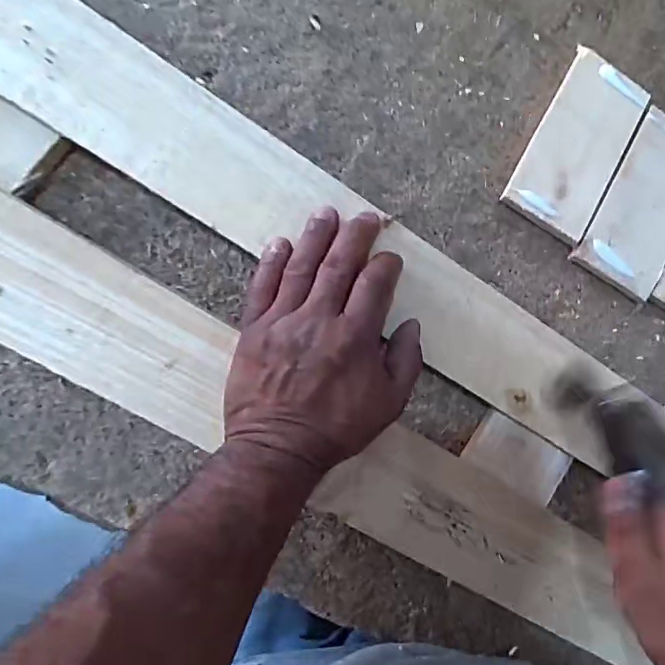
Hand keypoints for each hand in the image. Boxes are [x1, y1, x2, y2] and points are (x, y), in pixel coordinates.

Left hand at [222, 207, 423, 475]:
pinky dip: (271, 264)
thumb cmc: (339, 427)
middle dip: (355, 237)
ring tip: (326, 214)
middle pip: (339, 266)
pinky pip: (262, 289)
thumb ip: (406, 360)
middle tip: (365, 217)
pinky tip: (280, 243)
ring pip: (301, 269)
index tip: (391, 258)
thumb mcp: (390, 402)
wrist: (276, 450)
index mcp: (356, 336)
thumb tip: (411, 326)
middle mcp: (320, 320)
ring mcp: (283, 322)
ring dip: (315, 238)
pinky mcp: (254, 331)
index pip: (374, 285)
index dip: (385, 266)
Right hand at [601, 476, 664, 664]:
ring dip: (649, 556)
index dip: (620, 513)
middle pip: (652, 510)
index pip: (639, 485)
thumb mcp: (636, 577)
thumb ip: (624, 526)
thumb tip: (616, 483)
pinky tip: (664, 600)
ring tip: (645, 592)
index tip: (616, 540)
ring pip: (664, 532)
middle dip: (634, 538)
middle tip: (629, 577)